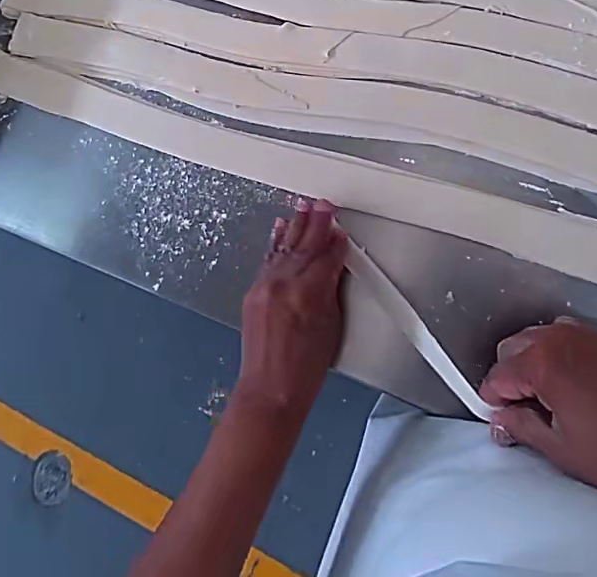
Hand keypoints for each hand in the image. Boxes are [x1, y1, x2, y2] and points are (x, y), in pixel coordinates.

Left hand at [235, 199, 347, 418]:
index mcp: (308, 292)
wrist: (270, 392)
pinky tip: (281, 229)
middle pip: (305, 244)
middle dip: (318, 222)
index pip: (327, 256)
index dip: (337, 243)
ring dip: (297, 226)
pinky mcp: (254, 292)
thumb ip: (332, 289)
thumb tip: (334, 267)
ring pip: (285, 247)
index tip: (342, 233)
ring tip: (305, 208)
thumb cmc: (303, 370)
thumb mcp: (332, 326)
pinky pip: (268, 259)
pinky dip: (277, 243)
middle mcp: (283, 284)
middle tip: (326, 206)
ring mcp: (265, 286)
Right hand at [478, 318, 596, 531]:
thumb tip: (503, 418)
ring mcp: (586, 335)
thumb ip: (522, 426)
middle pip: (513, 349)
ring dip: (533, 364)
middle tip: (522, 415)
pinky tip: (575, 391)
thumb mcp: (563, 450)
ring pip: (539, 340)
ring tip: (551, 405)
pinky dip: (559, 357)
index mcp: (542, 362)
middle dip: (510, 378)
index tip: (498, 419)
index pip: (497, 375)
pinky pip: (567, 340)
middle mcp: (560, 337)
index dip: (493, 401)